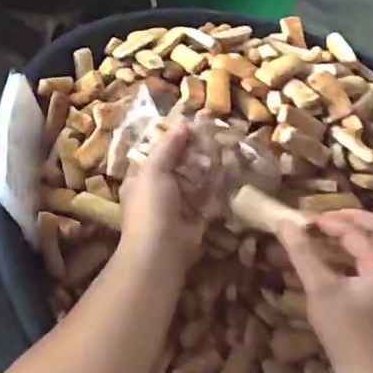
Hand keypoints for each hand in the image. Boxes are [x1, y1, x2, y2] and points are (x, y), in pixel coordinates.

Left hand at [118, 121, 217, 271]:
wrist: (162, 250)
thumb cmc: (151, 206)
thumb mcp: (153, 172)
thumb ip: (167, 148)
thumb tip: (182, 123)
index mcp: (141, 177)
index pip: (157, 153)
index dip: (174, 141)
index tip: (196, 126)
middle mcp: (158, 188)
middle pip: (179, 166)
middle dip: (196, 154)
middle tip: (217, 138)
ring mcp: (178, 203)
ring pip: (196, 180)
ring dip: (209, 168)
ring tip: (228, 151)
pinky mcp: (197, 217)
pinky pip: (209, 198)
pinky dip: (218, 187)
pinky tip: (232, 173)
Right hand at [277, 211, 372, 372]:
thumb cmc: (346, 330)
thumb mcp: (319, 288)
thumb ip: (302, 253)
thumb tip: (284, 222)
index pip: (357, 233)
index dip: (328, 222)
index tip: (300, 219)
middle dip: (359, 220)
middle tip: (328, 217)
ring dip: (362, 237)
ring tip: (329, 238)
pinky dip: (362, 255)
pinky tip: (339, 265)